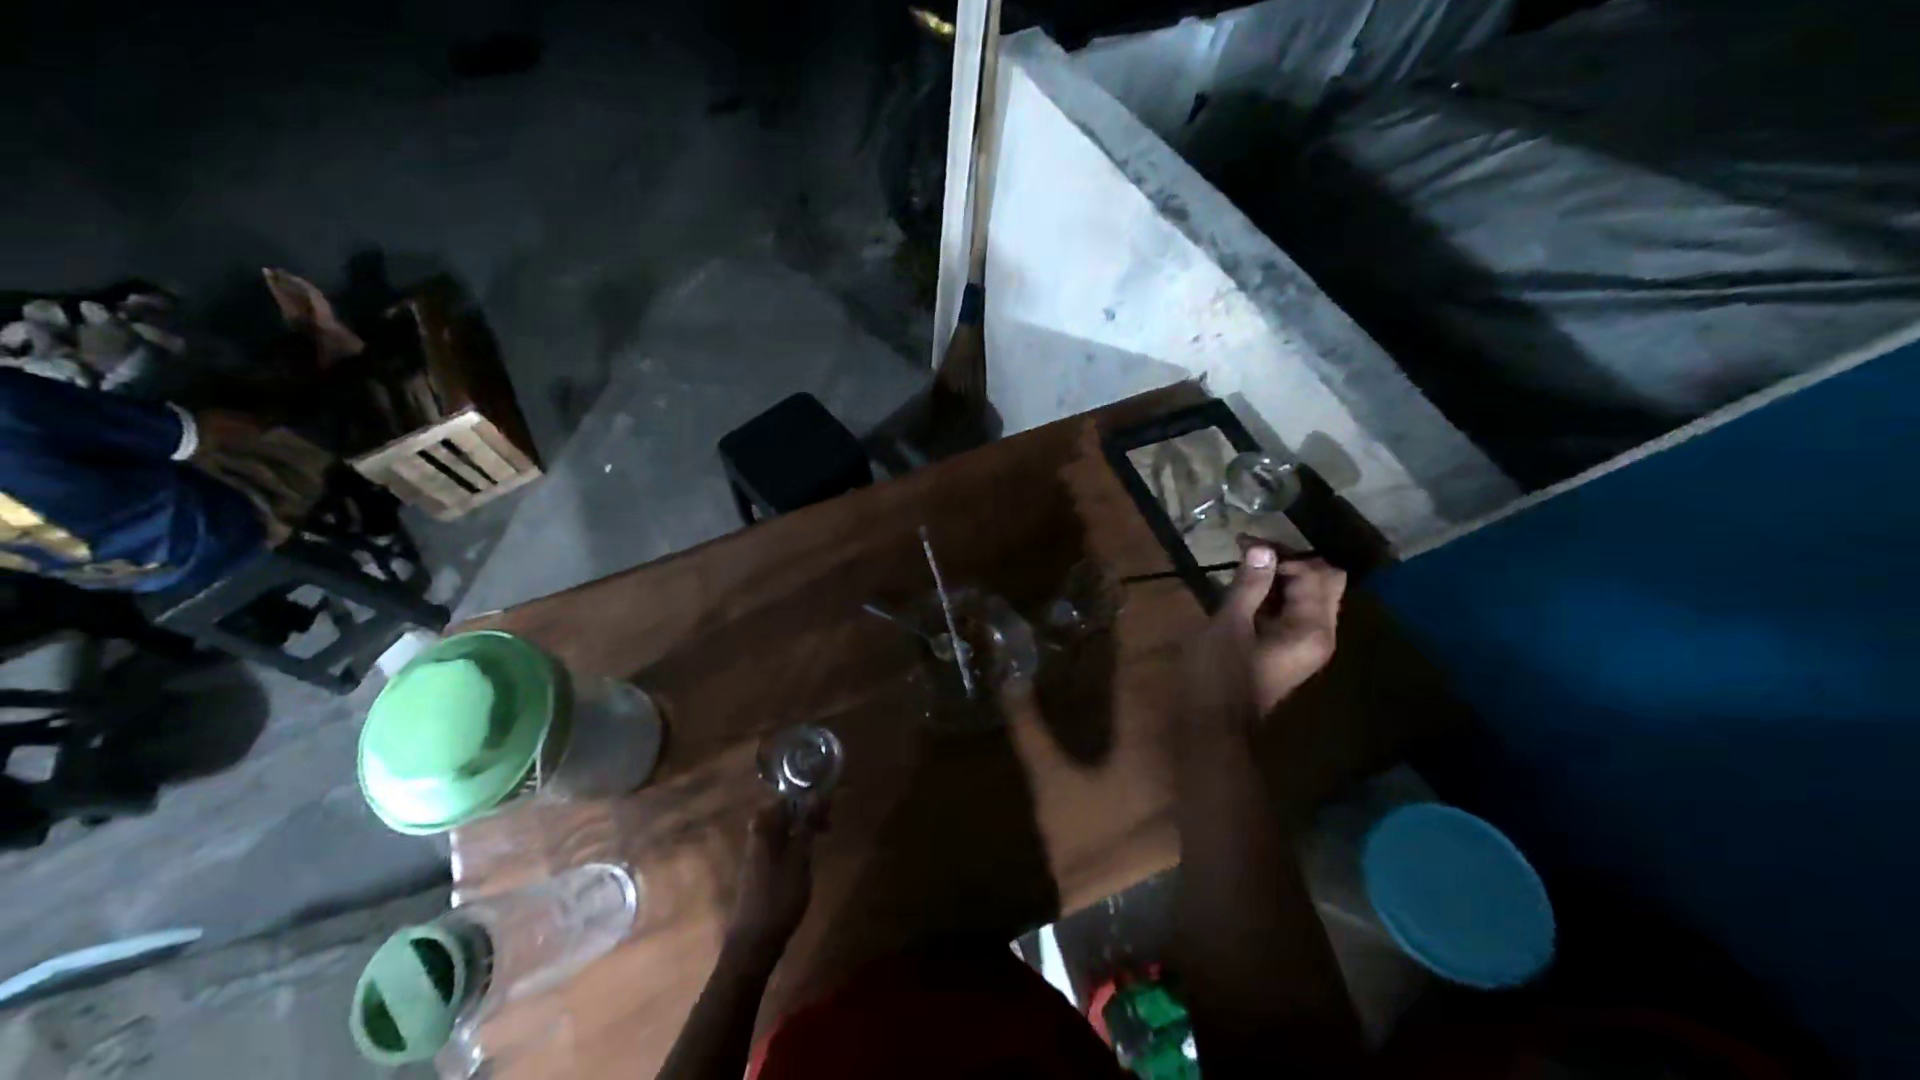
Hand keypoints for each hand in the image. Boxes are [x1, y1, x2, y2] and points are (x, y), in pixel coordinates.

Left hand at [725, 798, 826, 959]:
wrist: (754, 942)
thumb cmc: (779, 896)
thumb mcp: (800, 858)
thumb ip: (808, 824)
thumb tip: (819, 793)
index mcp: (764, 827)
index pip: (787, 798)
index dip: (810, 799)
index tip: (830, 807)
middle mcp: (757, 834)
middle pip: (784, 812)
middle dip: (808, 813)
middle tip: (828, 826)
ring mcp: (756, 852)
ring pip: (783, 829)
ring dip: (803, 829)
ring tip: (823, 838)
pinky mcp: (760, 868)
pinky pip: (780, 844)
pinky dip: (795, 843)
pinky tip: (807, 857)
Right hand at [1177, 545, 1346, 739]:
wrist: (1215, 726)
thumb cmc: (1220, 675)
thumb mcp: (1229, 625)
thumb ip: (1249, 585)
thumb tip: (1261, 547)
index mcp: (1312, 628)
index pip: (1313, 574)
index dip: (1281, 554)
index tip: (1243, 543)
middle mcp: (1322, 634)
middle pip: (1325, 582)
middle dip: (1291, 561)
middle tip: (1252, 551)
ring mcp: (1309, 644)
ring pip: (1312, 595)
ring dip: (1285, 576)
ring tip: (1247, 564)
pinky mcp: (1293, 650)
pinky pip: (1297, 612)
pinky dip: (1279, 595)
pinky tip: (1250, 589)